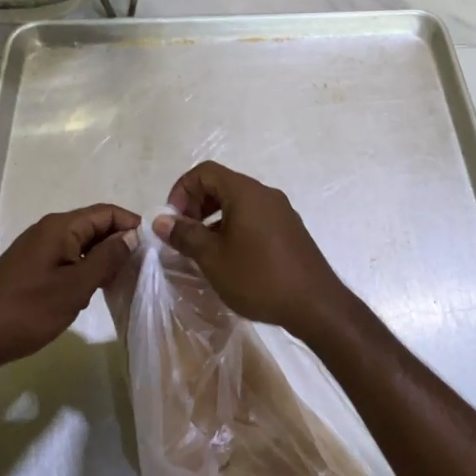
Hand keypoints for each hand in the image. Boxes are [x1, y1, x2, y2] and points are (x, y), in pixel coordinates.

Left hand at [0, 204, 139, 377]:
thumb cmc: (24, 311)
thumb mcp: (73, 287)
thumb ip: (106, 259)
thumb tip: (131, 237)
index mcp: (60, 227)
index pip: (107, 212)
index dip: (131, 226)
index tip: (152, 250)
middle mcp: (48, 231)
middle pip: (94, 227)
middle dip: (118, 245)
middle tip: (140, 271)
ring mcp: (37, 252)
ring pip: (81, 247)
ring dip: (101, 262)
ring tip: (119, 285)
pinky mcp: (30, 271)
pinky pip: (67, 261)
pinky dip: (83, 273)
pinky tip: (88, 296)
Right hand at [154, 161, 354, 340]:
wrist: (314, 303)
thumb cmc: (258, 277)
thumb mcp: (213, 258)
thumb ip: (185, 235)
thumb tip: (161, 220)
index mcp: (245, 192)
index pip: (205, 172)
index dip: (182, 190)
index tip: (172, 221)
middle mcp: (264, 193)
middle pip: (222, 184)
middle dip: (196, 204)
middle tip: (183, 236)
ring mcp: (280, 210)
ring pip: (238, 202)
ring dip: (214, 218)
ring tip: (202, 250)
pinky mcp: (288, 229)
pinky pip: (254, 216)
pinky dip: (234, 227)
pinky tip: (229, 257)